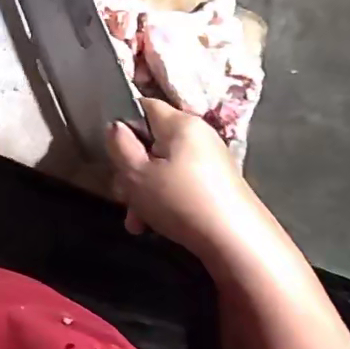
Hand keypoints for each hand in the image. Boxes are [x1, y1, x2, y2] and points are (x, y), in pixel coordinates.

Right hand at [107, 97, 265, 256]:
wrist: (237, 243)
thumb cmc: (181, 201)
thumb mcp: (136, 174)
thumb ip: (119, 145)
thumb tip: (116, 126)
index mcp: (181, 123)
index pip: (144, 105)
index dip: (123, 124)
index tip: (112, 152)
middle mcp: (198, 135)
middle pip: (151, 142)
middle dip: (132, 171)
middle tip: (124, 196)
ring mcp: (210, 161)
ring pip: (162, 168)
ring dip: (143, 192)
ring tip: (137, 222)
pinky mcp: (216, 185)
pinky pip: (179, 183)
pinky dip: (163, 200)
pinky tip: (152, 226)